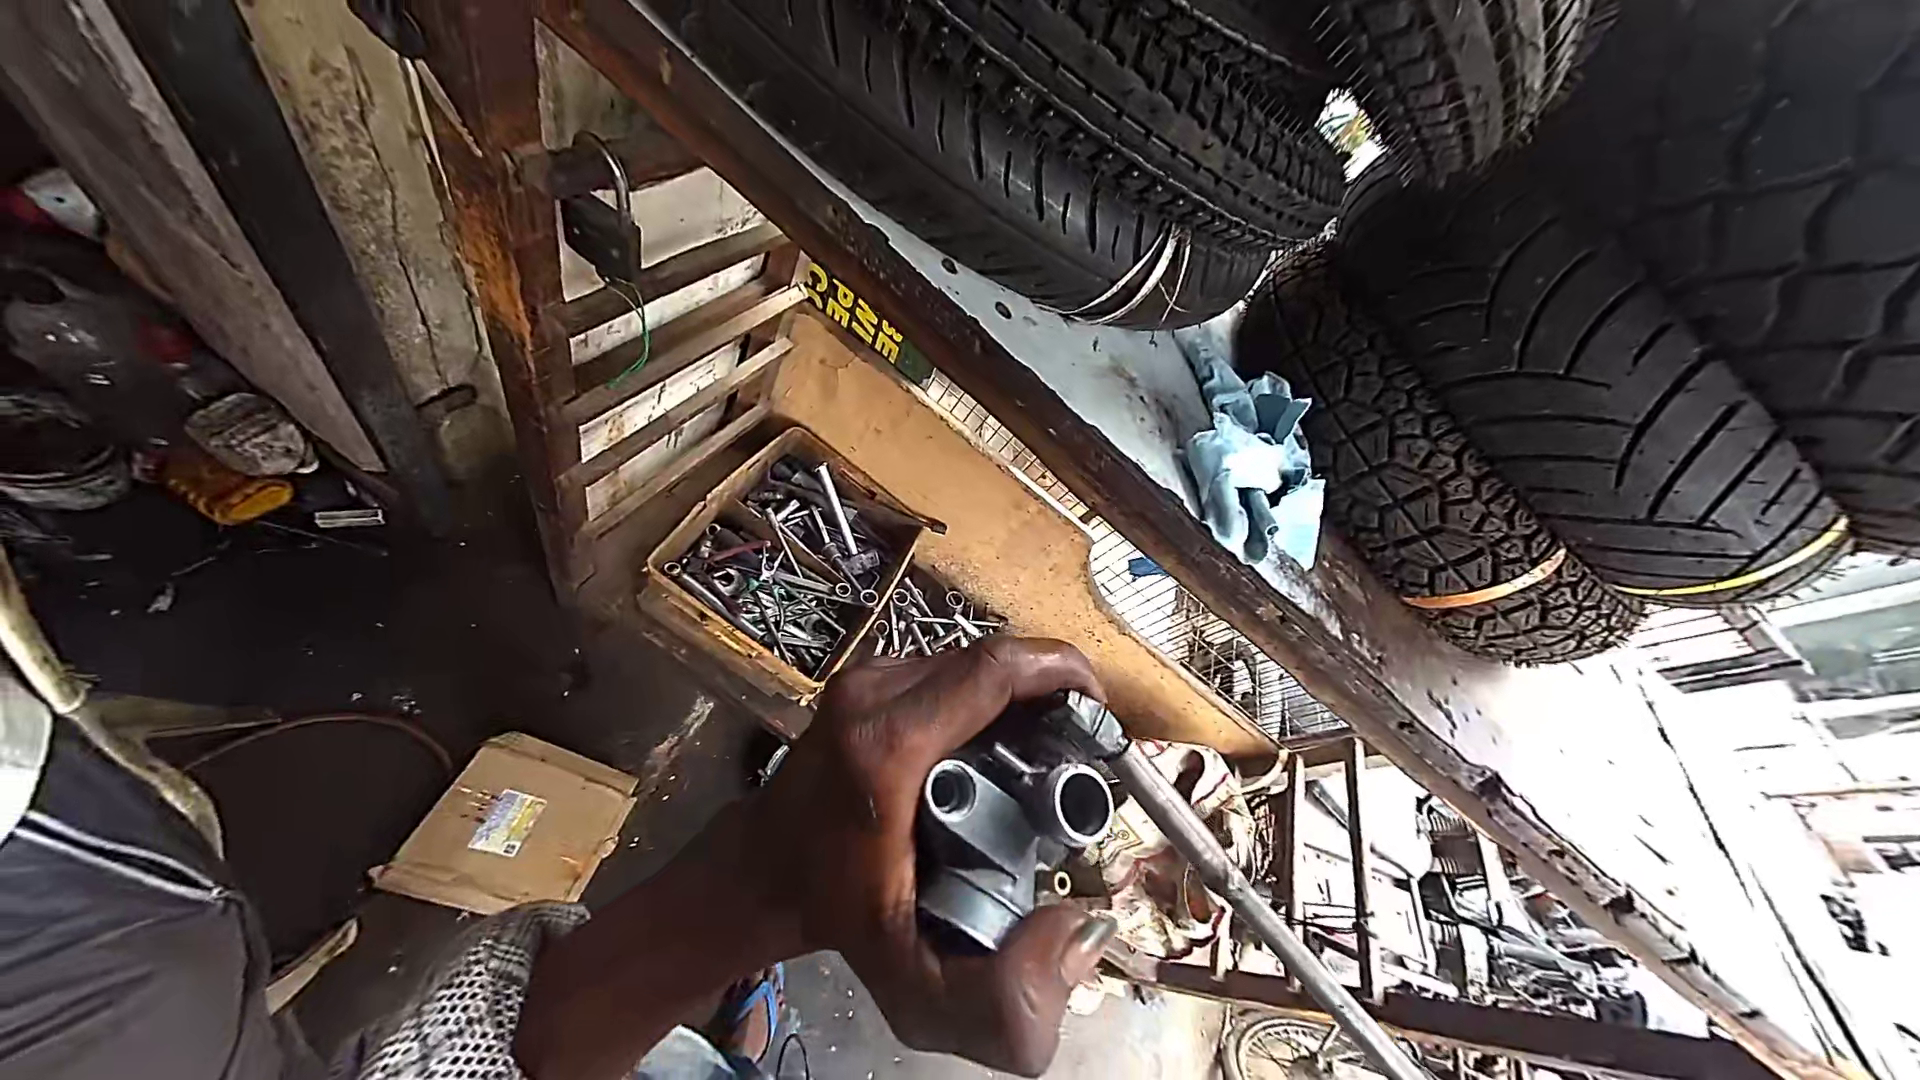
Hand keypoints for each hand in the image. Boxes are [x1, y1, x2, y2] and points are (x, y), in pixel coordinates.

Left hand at [748, 637, 1118, 1076]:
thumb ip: (1007, 1002)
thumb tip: (1080, 931)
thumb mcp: (917, 987)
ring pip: (970, 662)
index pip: (994, 671)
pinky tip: (992, 738)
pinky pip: (945, 670)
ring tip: (1038, 745)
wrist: (765, 868)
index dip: (1060, 674)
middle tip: (1072, 743)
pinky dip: (982, 694)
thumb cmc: (839, 913)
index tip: (1095, 714)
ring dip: (1015, 693)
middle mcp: (872, 694)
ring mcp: (865, 679)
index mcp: (885, 743)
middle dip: (1046, 690)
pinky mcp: (865, 678)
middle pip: (989, 661)